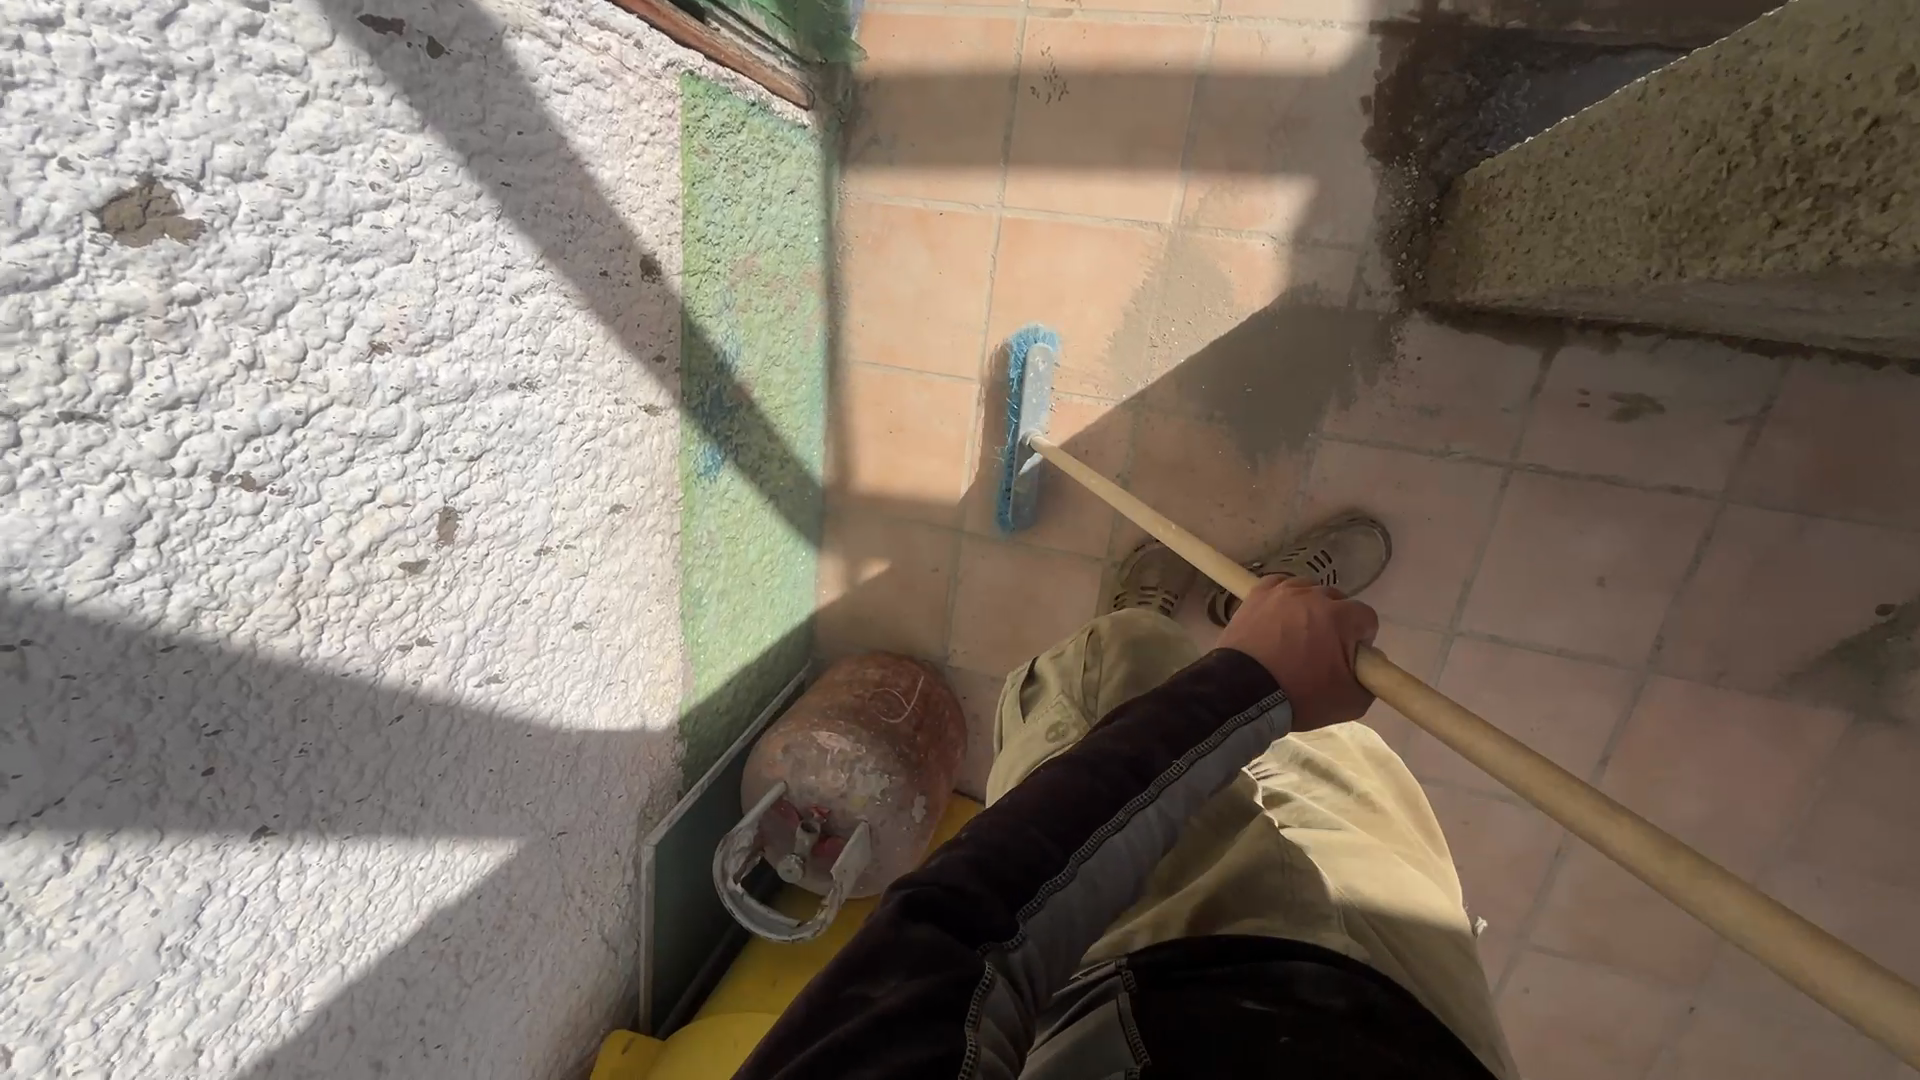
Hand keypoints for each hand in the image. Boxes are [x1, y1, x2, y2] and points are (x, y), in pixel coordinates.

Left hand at [1215, 575, 1378, 730]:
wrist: (1242, 692)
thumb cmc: (1300, 696)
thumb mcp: (1351, 701)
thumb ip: (1371, 678)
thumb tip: (1367, 660)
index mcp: (1340, 617)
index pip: (1366, 617)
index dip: (1362, 638)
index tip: (1351, 656)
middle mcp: (1312, 596)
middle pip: (1335, 601)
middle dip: (1336, 622)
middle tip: (1322, 648)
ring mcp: (1281, 593)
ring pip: (1306, 590)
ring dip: (1308, 607)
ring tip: (1297, 632)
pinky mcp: (1256, 596)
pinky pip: (1277, 585)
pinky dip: (1282, 597)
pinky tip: (1278, 615)